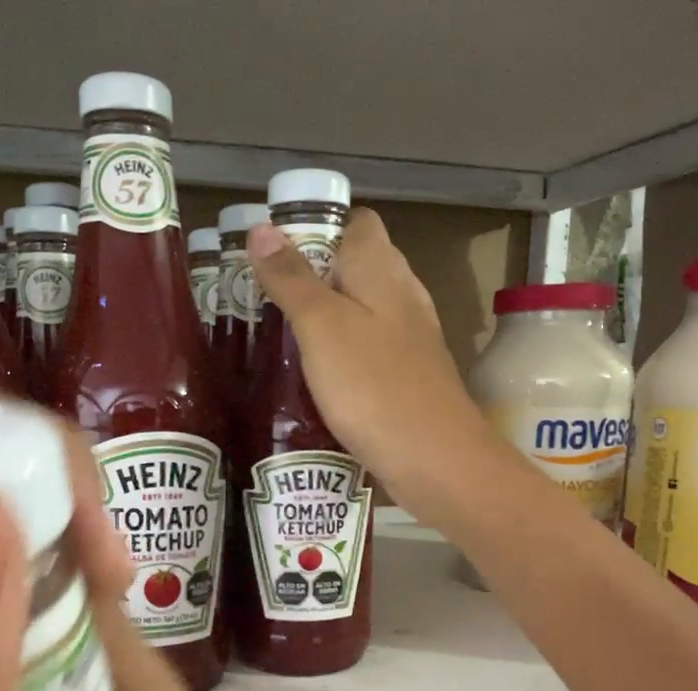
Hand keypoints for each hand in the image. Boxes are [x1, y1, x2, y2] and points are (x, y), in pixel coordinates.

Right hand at [247, 209, 516, 520]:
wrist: (435, 461)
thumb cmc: (374, 387)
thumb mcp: (321, 327)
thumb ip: (292, 279)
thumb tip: (262, 229)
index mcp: (383, 269)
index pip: (355, 223)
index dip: (316, 227)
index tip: (271, 252)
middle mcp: (402, 295)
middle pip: (355, 268)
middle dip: (310, 277)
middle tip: (261, 299)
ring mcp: (409, 340)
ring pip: (360, 313)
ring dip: (323, 321)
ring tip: (276, 338)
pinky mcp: (408, 379)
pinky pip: (367, 352)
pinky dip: (340, 357)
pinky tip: (313, 379)